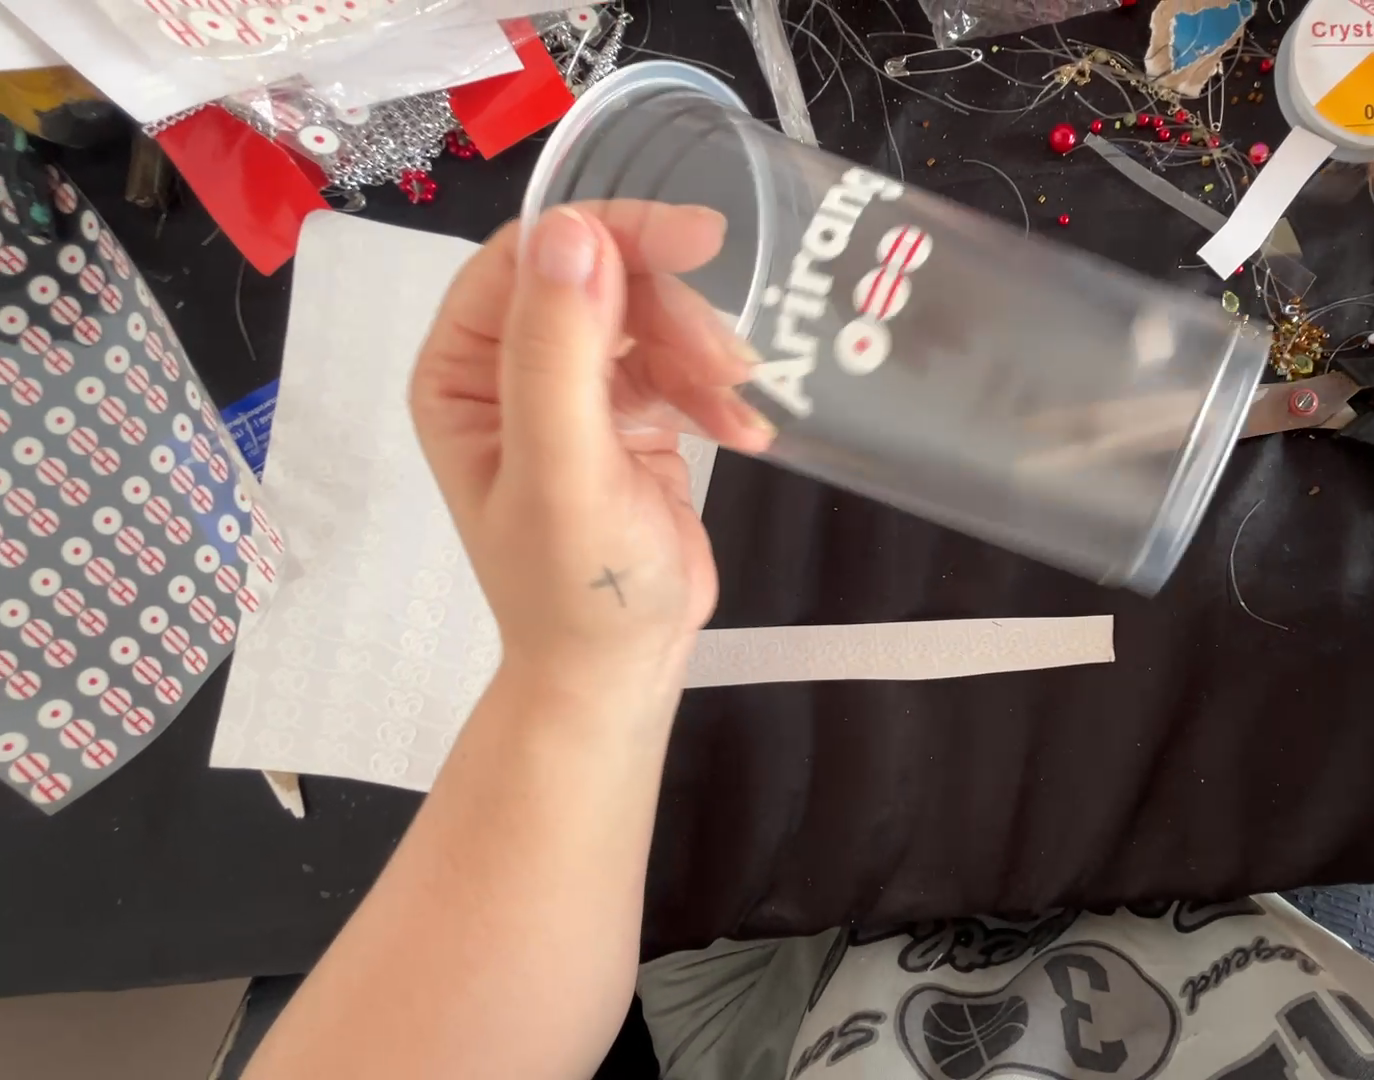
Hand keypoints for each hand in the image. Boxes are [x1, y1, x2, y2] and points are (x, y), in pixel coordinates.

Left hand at [411, 204, 772, 691]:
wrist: (624, 662)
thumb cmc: (580, 585)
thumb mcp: (565, 471)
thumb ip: (559, 354)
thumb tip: (575, 233)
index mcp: (469, 372)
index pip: (533, 261)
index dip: (614, 237)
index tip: (702, 241)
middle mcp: (517, 373)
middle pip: (605, 290)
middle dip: (676, 319)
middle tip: (733, 364)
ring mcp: (581, 398)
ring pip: (652, 331)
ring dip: (706, 362)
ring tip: (744, 413)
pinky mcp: (636, 426)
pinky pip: (682, 378)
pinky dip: (719, 399)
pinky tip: (748, 434)